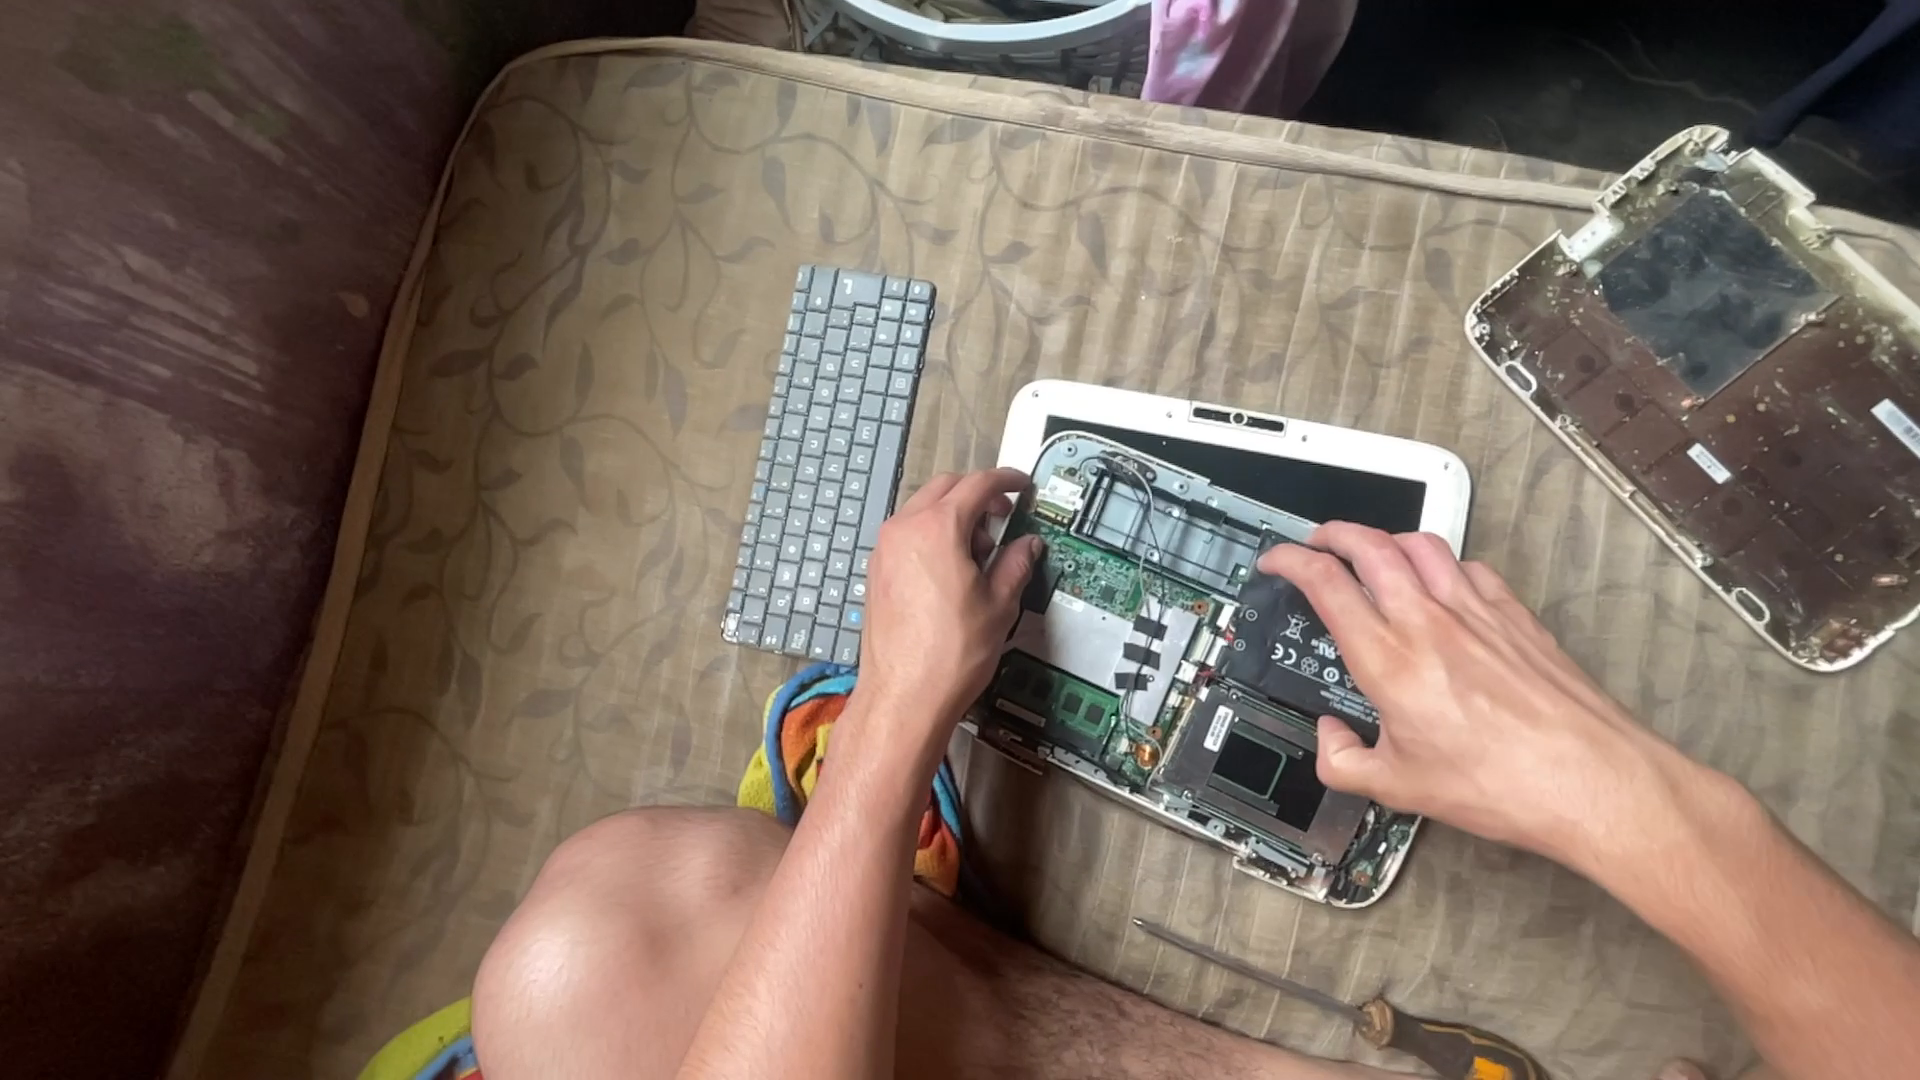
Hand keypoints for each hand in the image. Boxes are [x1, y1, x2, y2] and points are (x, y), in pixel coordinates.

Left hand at [849, 468, 1044, 763]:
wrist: (903, 696)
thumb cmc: (951, 653)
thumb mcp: (999, 604)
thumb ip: (1016, 563)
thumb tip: (1028, 545)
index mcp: (936, 528)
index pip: (976, 485)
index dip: (1005, 481)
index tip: (1021, 485)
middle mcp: (903, 529)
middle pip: (944, 489)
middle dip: (977, 496)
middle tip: (1004, 519)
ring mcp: (884, 550)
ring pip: (923, 510)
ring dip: (953, 515)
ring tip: (980, 552)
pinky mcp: (876, 571)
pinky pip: (907, 534)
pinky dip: (932, 535)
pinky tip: (952, 567)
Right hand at [1257, 523, 1683, 862]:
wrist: (1596, 785)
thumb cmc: (1504, 784)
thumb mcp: (1398, 788)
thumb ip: (1342, 761)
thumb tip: (1330, 739)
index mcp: (1388, 660)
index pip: (1325, 582)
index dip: (1290, 560)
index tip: (1277, 561)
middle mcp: (1427, 623)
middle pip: (1369, 545)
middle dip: (1331, 534)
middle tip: (1315, 543)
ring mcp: (1475, 614)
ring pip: (1419, 544)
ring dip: (1384, 538)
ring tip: (1371, 550)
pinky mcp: (1515, 618)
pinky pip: (1470, 568)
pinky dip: (1442, 564)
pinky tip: (1440, 583)